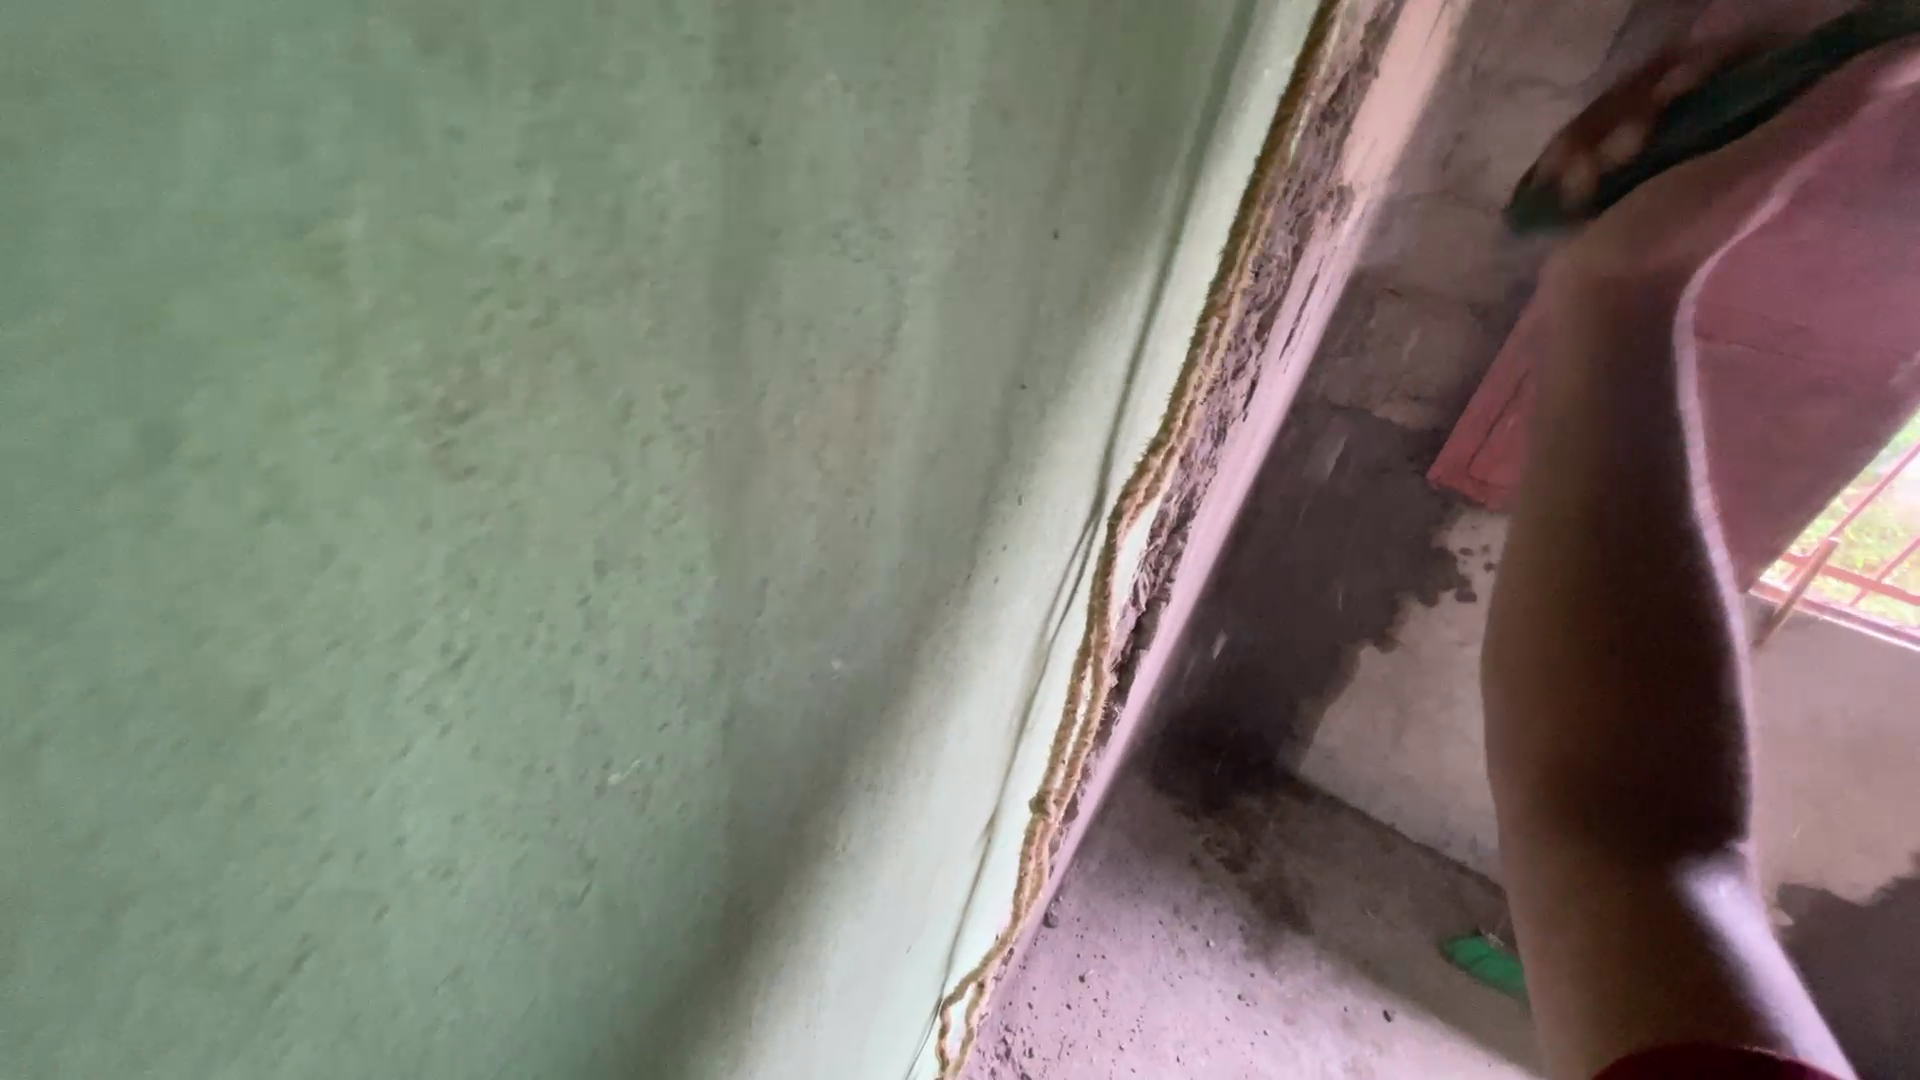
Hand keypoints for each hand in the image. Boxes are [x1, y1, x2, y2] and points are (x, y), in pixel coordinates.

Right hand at [1533, 37, 1919, 297]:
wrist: (1599, 297)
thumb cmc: (1670, 236)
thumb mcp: (1753, 168)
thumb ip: (1825, 108)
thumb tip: (1910, 48)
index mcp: (1741, 123)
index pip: (1721, 57)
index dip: (1694, 64)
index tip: (1675, 91)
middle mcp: (1691, 136)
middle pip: (1651, 85)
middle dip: (1627, 115)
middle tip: (1625, 153)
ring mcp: (1636, 162)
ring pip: (1604, 117)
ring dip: (1586, 148)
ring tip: (1586, 186)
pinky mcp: (1592, 184)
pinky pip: (1572, 150)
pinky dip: (1561, 170)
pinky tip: (1565, 194)